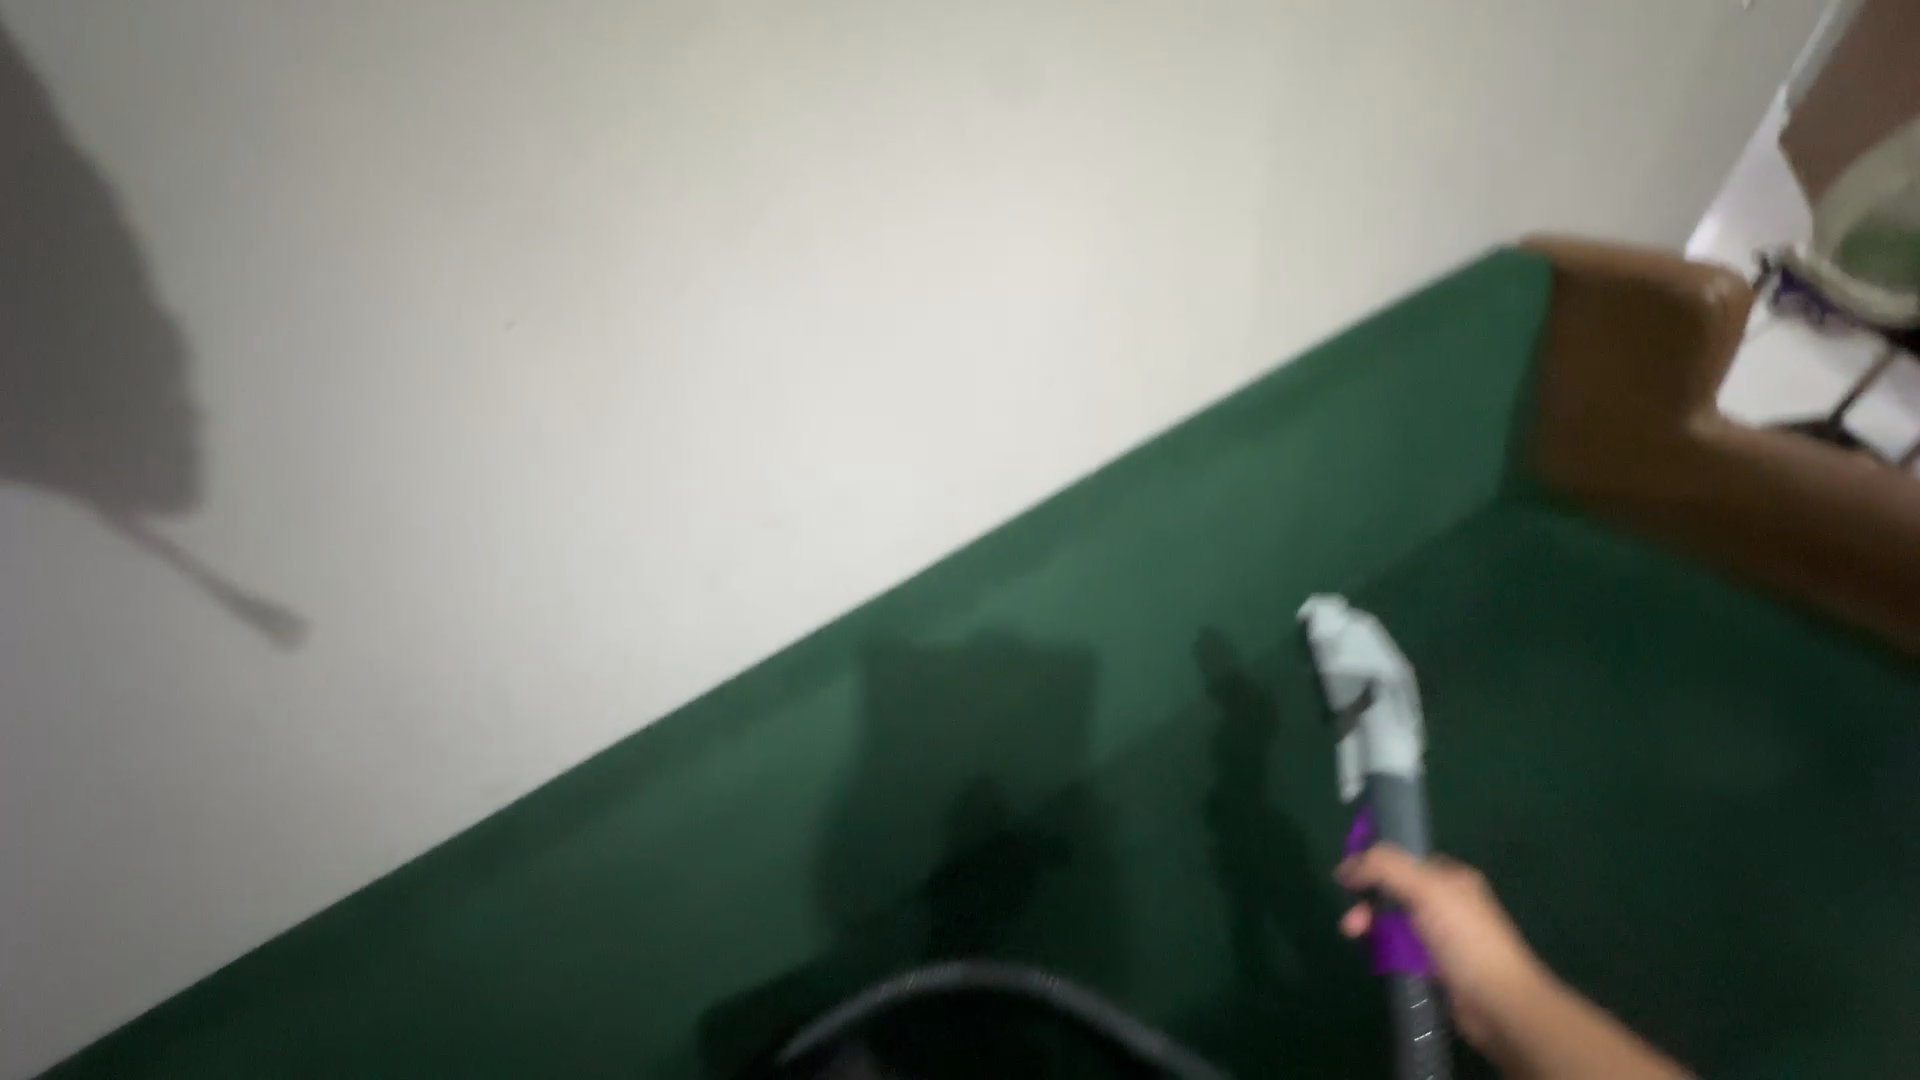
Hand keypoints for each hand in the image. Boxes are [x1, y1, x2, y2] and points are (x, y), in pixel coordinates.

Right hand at [1335, 845, 1551, 1051]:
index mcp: (1450, 878)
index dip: (1372, 864)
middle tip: (1351, 918)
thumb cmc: (1465, 939)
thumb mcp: (1425, 889)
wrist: (1501, 1005)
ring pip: (1393, 919)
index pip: (1402, 860)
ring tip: (1354, 935)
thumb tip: (1345, 867)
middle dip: (1367, 899)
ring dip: (1370, 923)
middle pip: (1392, 889)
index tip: (1348, 877)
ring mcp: (1441, 935)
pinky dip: (1384, 947)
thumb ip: (1383, 867)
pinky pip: (1400, 947)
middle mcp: (1446, 902)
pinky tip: (1375, 954)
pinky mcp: (1436, 965)